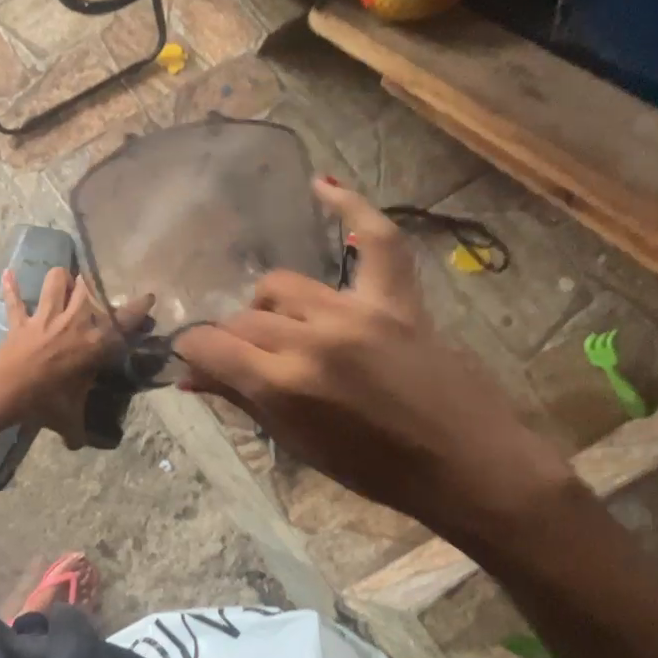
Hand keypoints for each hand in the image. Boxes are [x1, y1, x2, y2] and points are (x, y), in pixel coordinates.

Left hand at [0, 266, 150, 449]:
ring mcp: (46, 317)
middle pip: (90, 287)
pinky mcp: (21, 320)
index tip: (148, 297)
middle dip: (94, 284)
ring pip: (56, 281)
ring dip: (60, 278)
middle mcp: (75, 321)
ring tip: (63, 281)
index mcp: (96, 342)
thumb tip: (77, 446)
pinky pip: (15, 299)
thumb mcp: (70, 418)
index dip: (139, 306)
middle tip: (94, 289)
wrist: (8, 391)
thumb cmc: (46, 402)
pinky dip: (11, 286)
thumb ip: (78, 432)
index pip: (125, 318)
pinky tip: (8, 273)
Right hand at [172, 177, 576, 540]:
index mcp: (283, 384)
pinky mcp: (399, 301)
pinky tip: (321, 186)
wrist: (468, 468)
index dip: (192, 353)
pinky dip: (351, 209)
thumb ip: (239, 399)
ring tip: (280, 329)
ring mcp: (358, 313)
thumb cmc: (373, 470)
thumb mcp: (296, 442)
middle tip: (245, 363)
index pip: (207, 345)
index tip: (196, 362)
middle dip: (232, 341)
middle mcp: (313, 340)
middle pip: (243, 319)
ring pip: (282, 286)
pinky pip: (376, 242)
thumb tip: (188, 376)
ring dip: (268, 307)